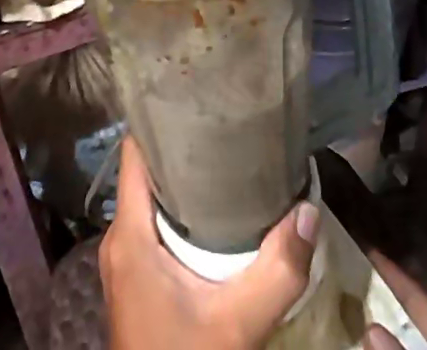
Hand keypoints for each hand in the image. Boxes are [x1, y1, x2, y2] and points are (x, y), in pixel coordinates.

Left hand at [99, 137, 319, 349]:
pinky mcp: (135, 275)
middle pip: (146, 173)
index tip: (196, 104)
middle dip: (183, 151)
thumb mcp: (238, 323)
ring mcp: (124, 258)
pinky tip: (215, 211)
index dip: (160, 124)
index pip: (134, 154)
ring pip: (151, 200)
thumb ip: (278, 271)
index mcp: (129, 234)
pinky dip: (180, 209)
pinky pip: (154, 224)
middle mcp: (118, 237)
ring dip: (184, 182)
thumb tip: (308, 209)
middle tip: (226, 131)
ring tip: (226, 161)